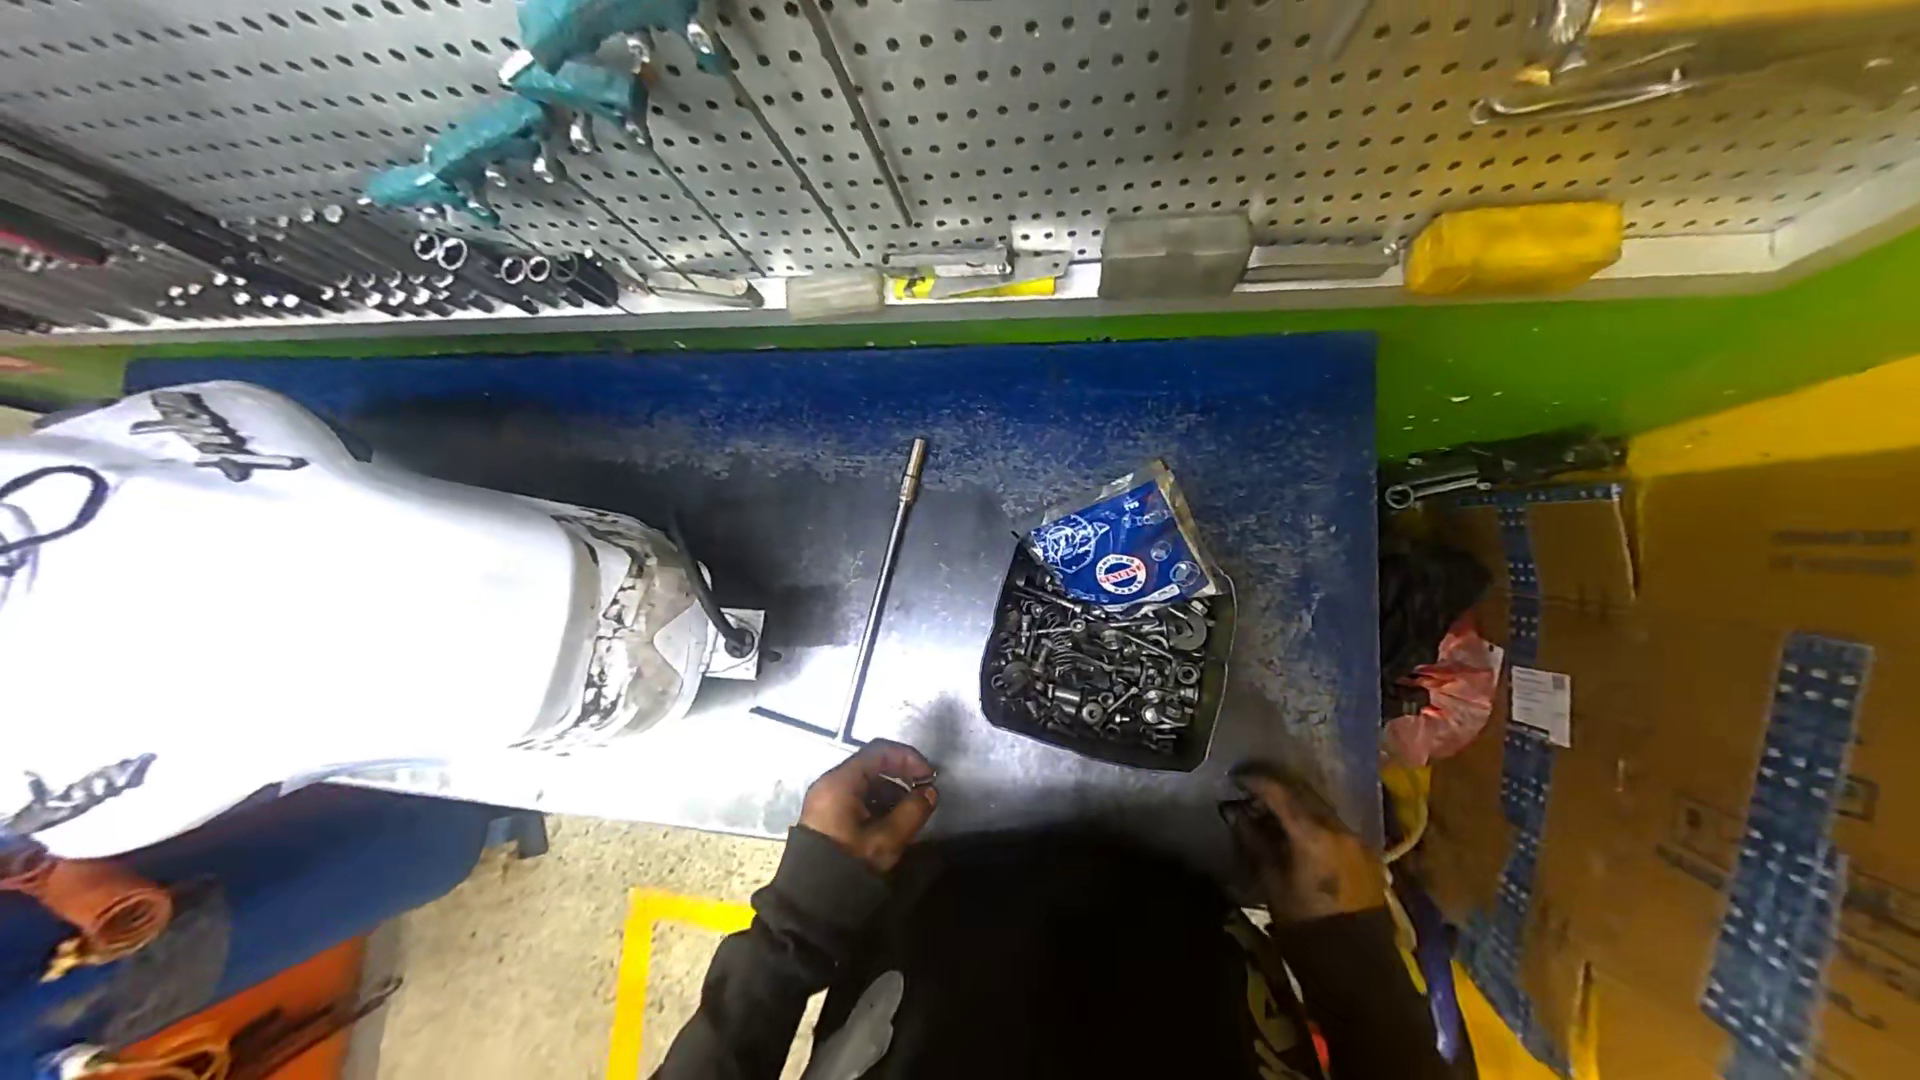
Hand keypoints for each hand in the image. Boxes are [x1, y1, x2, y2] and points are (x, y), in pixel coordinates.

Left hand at [799, 739, 938, 873]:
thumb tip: (930, 793)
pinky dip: (878, 803)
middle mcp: (830, 783)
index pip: (879, 752)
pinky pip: (857, 797)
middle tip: (923, 792)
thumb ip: (913, 812)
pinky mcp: (827, 816)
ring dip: (892, 791)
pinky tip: (893, 821)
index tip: (929, 776)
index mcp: (840, 782)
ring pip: (865, 782)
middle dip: (901, 775)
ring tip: (911, 811)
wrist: (810, 907)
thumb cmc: (849, 866)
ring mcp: (826, 800)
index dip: (908, 758)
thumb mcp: (886, 840)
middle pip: (872, 765)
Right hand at [1223, 765, 1384, 923]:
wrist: (1358, 968)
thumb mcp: (1272, 882)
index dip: (1256, 782)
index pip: (1280, 793)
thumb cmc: (1306, 926)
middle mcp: (1340, 830)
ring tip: (1272, 809)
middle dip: (1277, 788)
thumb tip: (1235, 812)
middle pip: (1304, 793)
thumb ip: (1253, 840)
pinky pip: (1334, 823)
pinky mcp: (1367, 854)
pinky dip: (1313, 818)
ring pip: (1320, 806)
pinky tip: (1297, 828)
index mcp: (1315, 836)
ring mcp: (1358, 841)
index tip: (1236, 778)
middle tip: (1252, 791)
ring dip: (1296, 802)